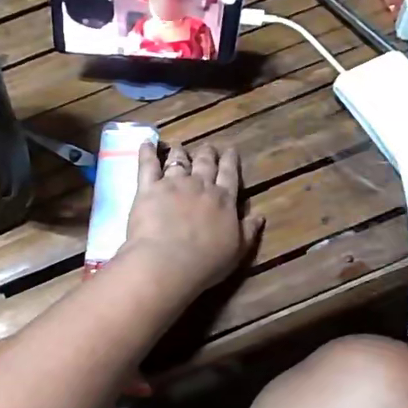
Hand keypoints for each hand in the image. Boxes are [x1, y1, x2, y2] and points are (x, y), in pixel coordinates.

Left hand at [120, 143, 263, 299]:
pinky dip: (147, 151)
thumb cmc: (205, 264)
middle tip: (206, 148)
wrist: (168, 262)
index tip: (230, 151)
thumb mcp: (236, 252)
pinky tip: (146, 143)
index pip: (229, 175)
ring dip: (179, 153)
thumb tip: (260, 216)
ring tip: (178, 148)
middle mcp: (201, 186)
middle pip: (205, 163)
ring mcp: (173, 184)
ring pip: (178, 161)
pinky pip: (147, 164)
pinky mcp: (148, 188)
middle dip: (207, 153)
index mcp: (224, 201)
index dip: (230, 161)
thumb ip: (248, 232)